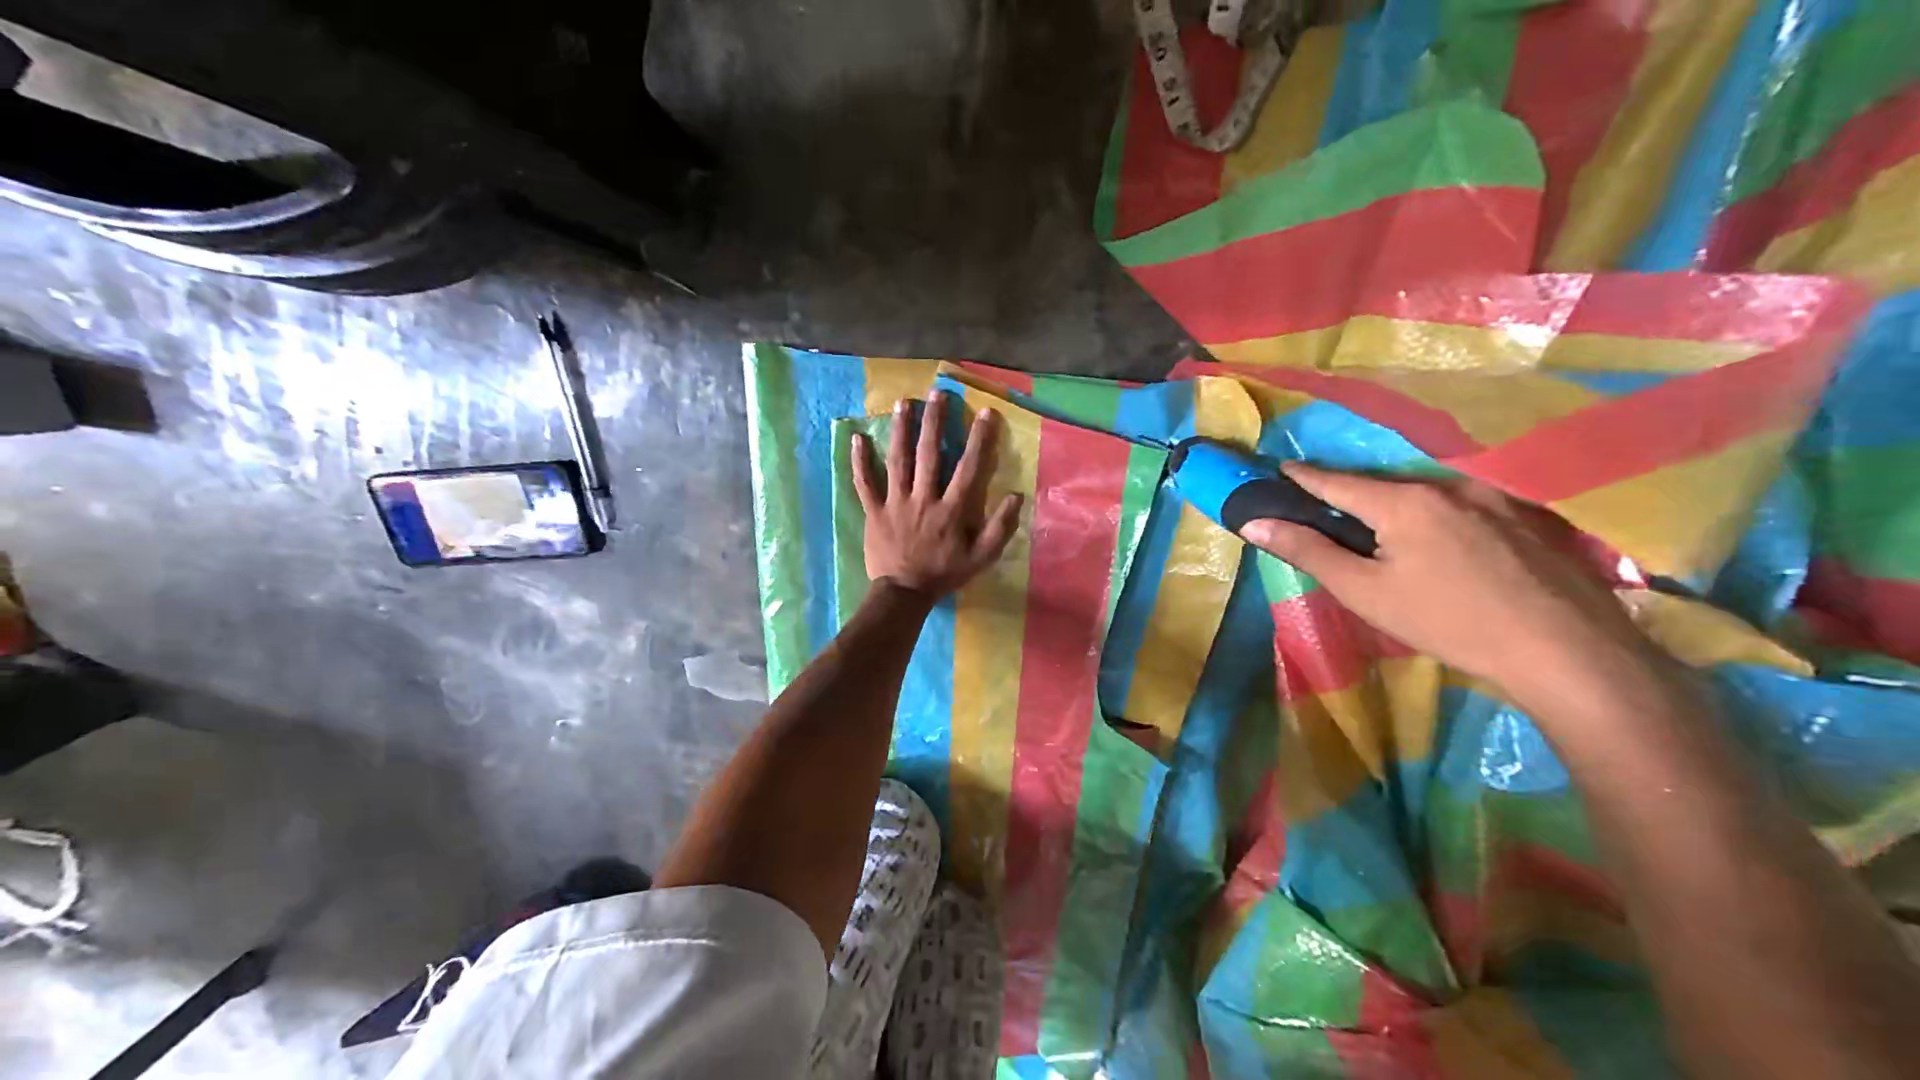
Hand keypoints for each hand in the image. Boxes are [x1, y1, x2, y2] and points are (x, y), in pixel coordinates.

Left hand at [851, 392, 1022, 598]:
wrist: (904, 594)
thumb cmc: (944, 574)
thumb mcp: (981, 558)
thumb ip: (1000, 528)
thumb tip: (1016, 496)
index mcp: (951, 509)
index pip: (967, 467)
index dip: (978, 439)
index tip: (984, 413)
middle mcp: (923, 499)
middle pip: (929, 454)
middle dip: (934, 421)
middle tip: (938, 393)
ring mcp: (895, 503)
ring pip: (897, 461)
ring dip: (901, 430)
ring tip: (903, 402)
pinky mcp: (874, 511)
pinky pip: (865, 483)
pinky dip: (860, 461)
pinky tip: (857, 438)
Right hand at [1238, 464, 1656, 709]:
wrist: (1566, 653)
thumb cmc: (1448, 622)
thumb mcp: (1365, 592)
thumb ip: (1308, 551)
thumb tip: (1254, 523)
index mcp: (1403, 501)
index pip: (1337, 482)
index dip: (1303, 477)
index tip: (1279, 469)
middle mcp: (1448, 486)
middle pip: (1382, 486)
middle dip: (1350, 496)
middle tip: (1326, 514)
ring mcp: (1494, 499)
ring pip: (1425, 497)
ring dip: (1395, 509)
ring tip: (1382, 534)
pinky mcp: (1526, 519)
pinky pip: (1462, 508)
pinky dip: (1435, 519)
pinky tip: (1440, 548)